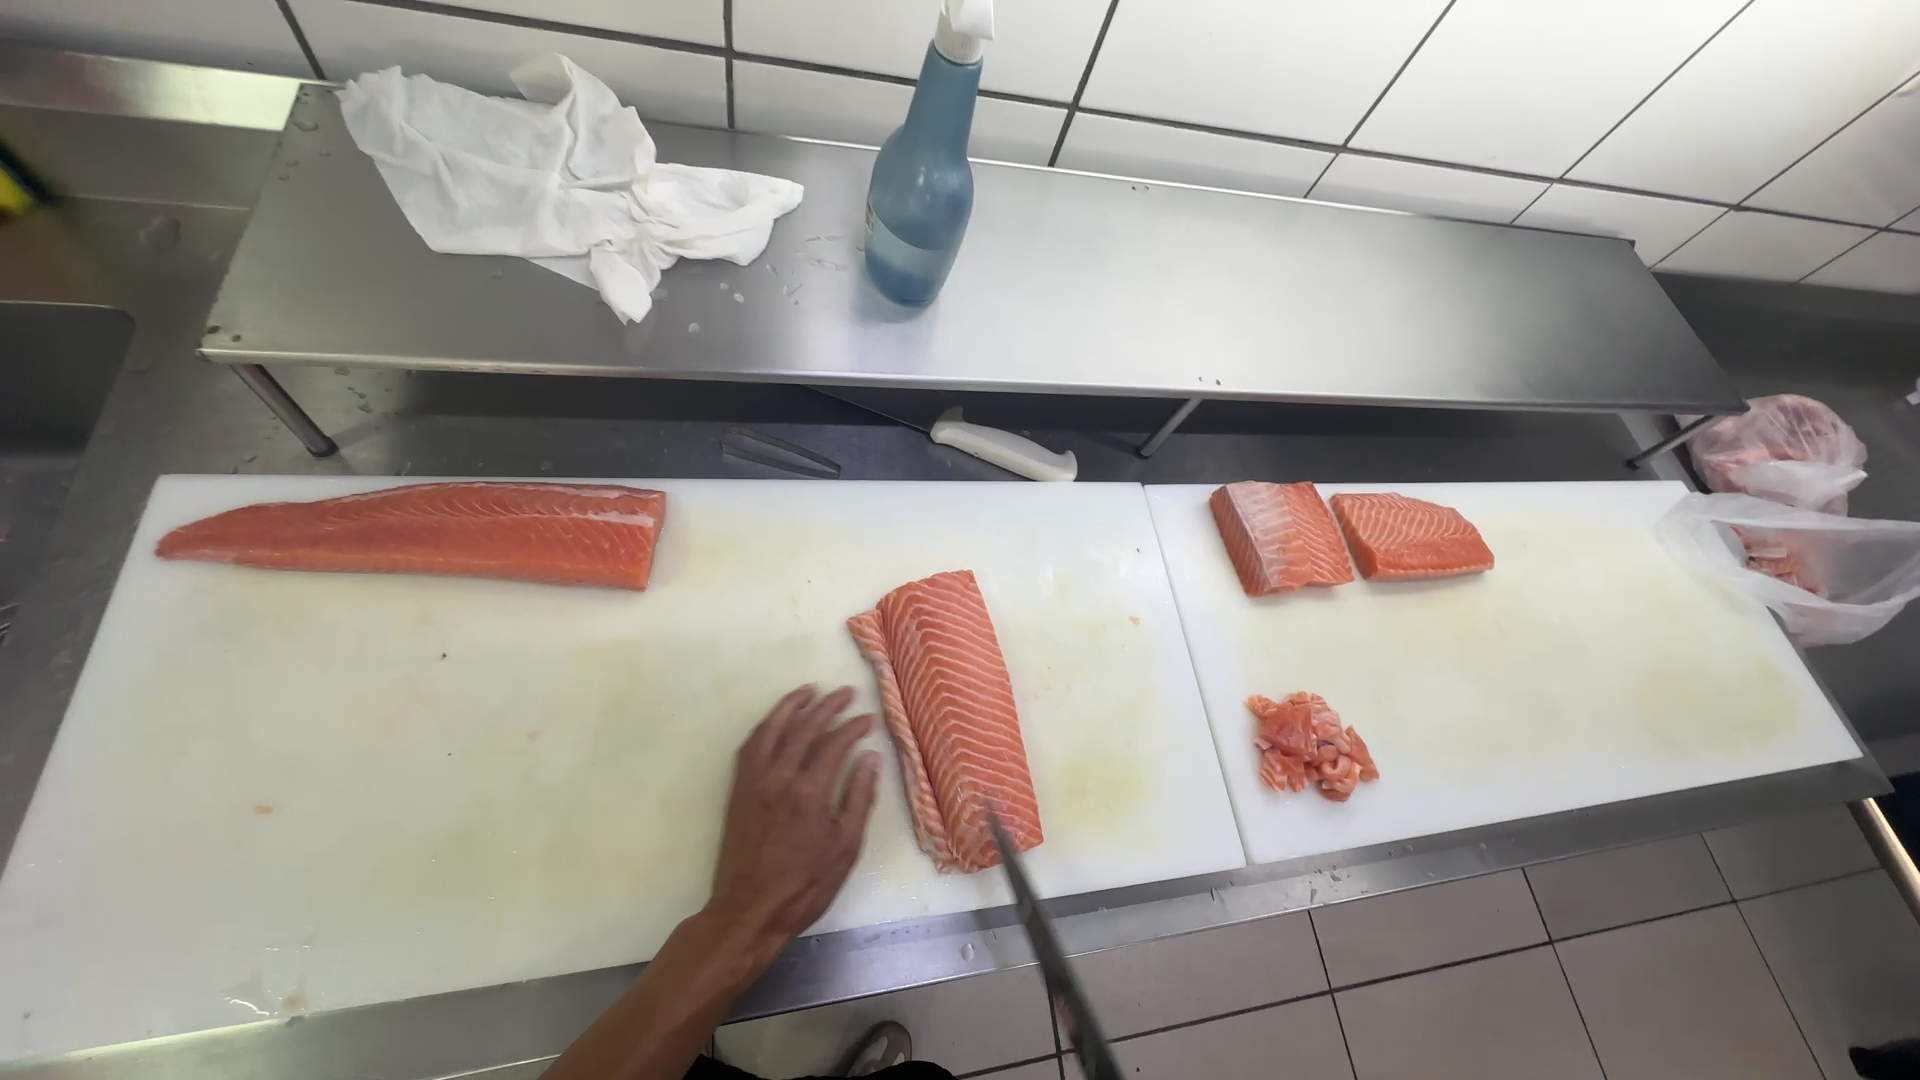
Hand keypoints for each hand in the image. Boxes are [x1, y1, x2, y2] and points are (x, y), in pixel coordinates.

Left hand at [705, 684, 880, 963]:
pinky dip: (766, 727)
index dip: (854, 727)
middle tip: (846, 693)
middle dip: (828, 707)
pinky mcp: (738, 790)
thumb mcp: (846, 847)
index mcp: (810, 792)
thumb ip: (859, 798)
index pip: (835, 743)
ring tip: (810, 691)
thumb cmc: (805, 885)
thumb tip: (869, 758)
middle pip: (805, 728)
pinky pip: (751, 746)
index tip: (869, 719)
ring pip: (773, 729)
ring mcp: (754, 781)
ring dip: (792, 706)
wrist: (749, 911)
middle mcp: (779, 777)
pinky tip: (776, 721)